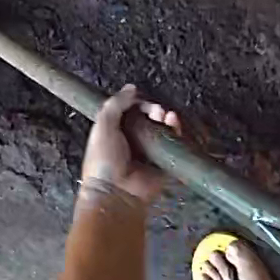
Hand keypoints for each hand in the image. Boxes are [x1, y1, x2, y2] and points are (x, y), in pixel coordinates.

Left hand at [80, 85, 180, 203]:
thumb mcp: (103, 125)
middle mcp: (134, 141)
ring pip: (163, 129)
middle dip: (155, 110)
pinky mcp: (164, 164)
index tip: (141, 102)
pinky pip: (174, 144)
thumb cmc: (104, 159)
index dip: (138, 103)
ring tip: (166, 116)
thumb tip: (132, 88)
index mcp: (116, 132)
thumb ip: (116, 104)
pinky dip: (176, 131)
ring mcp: (150, 153)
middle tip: (156, 112)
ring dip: (167, 118)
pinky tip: (174, 122)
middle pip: (150, 118)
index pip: (132, 111)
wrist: (116, 192)